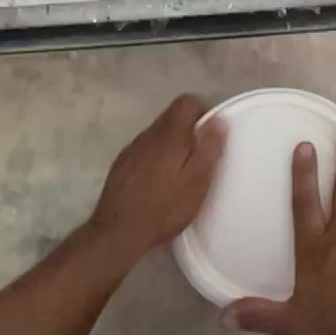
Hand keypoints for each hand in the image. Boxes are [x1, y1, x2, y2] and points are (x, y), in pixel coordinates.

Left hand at [84, 95, 226, 263]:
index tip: (211, 134)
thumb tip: (218, 120)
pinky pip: (145, 150)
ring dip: (172, 145)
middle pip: (171, 117)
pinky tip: (159, 183)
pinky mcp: (121, 165)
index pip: (186, 102)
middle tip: (201, 158)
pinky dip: (156, 158)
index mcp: (168, 134)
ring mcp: (131, 150)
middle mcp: (147, 135)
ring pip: (157, 135)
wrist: (117, 233)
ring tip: (181, 173)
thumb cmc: (164, 208)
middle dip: (189, 130)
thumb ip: (208, 149)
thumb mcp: (197, 182)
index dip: (203, 111)